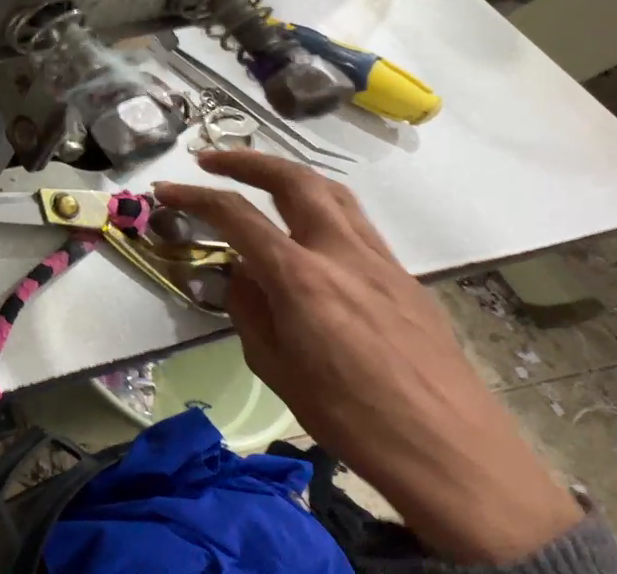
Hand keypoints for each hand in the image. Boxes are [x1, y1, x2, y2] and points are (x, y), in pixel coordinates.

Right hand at [154, 151, 580, 563]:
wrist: (452, 456)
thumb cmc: (349, 417)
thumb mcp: (272, 364)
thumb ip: (250, 307)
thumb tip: (244, 276)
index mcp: (302, 278)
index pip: (236, 215)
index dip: (193, 196)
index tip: (164, 189)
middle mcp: (344, 256)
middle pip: (296, 182)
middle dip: (248, 162)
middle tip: (211, 160)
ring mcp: (384, 266)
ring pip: (335, 195)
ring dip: (290, 177)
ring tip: (259, 180)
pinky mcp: (408, 283)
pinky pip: (358, 228)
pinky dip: (321, 211)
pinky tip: (305, 236)